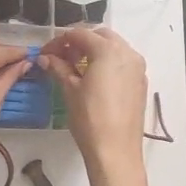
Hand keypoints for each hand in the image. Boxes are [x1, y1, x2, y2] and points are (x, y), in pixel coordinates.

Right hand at [39, 27, 147, 176]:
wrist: (116, 151)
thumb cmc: (90, 119)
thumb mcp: (70, 90)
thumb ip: (58, 68)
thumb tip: (46, 57)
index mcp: (109, 50)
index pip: (80, 34)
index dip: (59, 41)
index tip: (45, 53)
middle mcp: (128, 53)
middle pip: (100, 36)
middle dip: (79, 42)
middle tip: (61, 58)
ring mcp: (138, 68)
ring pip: (114, 48)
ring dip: (94, 51)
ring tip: (76, 68)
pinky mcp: (141, 82)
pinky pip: (123, 63)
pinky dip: (108, 63)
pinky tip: (94, 79)